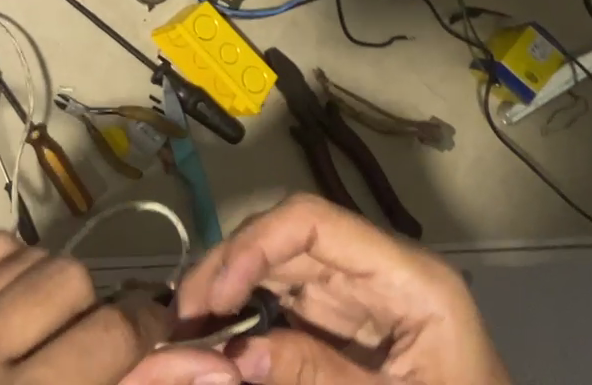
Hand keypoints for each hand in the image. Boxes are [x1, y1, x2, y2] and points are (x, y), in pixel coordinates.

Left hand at [0, 231, 195, 384]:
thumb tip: (215, 362)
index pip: (111, 334)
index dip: (150, 328)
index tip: (160, 332)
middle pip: (72, 280)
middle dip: (97, 310)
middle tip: (94, 346)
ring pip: (34, 256)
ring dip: (57, 289)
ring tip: (53, 331)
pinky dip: (17, 268)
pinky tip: (17, 308)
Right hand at [127, 194, 510, 383]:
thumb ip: (317, 376)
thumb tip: (234, 352)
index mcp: (408, 278)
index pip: (313, 222)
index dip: (255, 245)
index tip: (216, 295)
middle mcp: (378, 269)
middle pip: (286, 239)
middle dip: (229, 267)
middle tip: (183, 315)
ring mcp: (360, 294)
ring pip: (277, 265)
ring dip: (229, 287)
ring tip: (189, 324)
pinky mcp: (347, 322)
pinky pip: (284, 301)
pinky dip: (247, 312)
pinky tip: (218, 331)